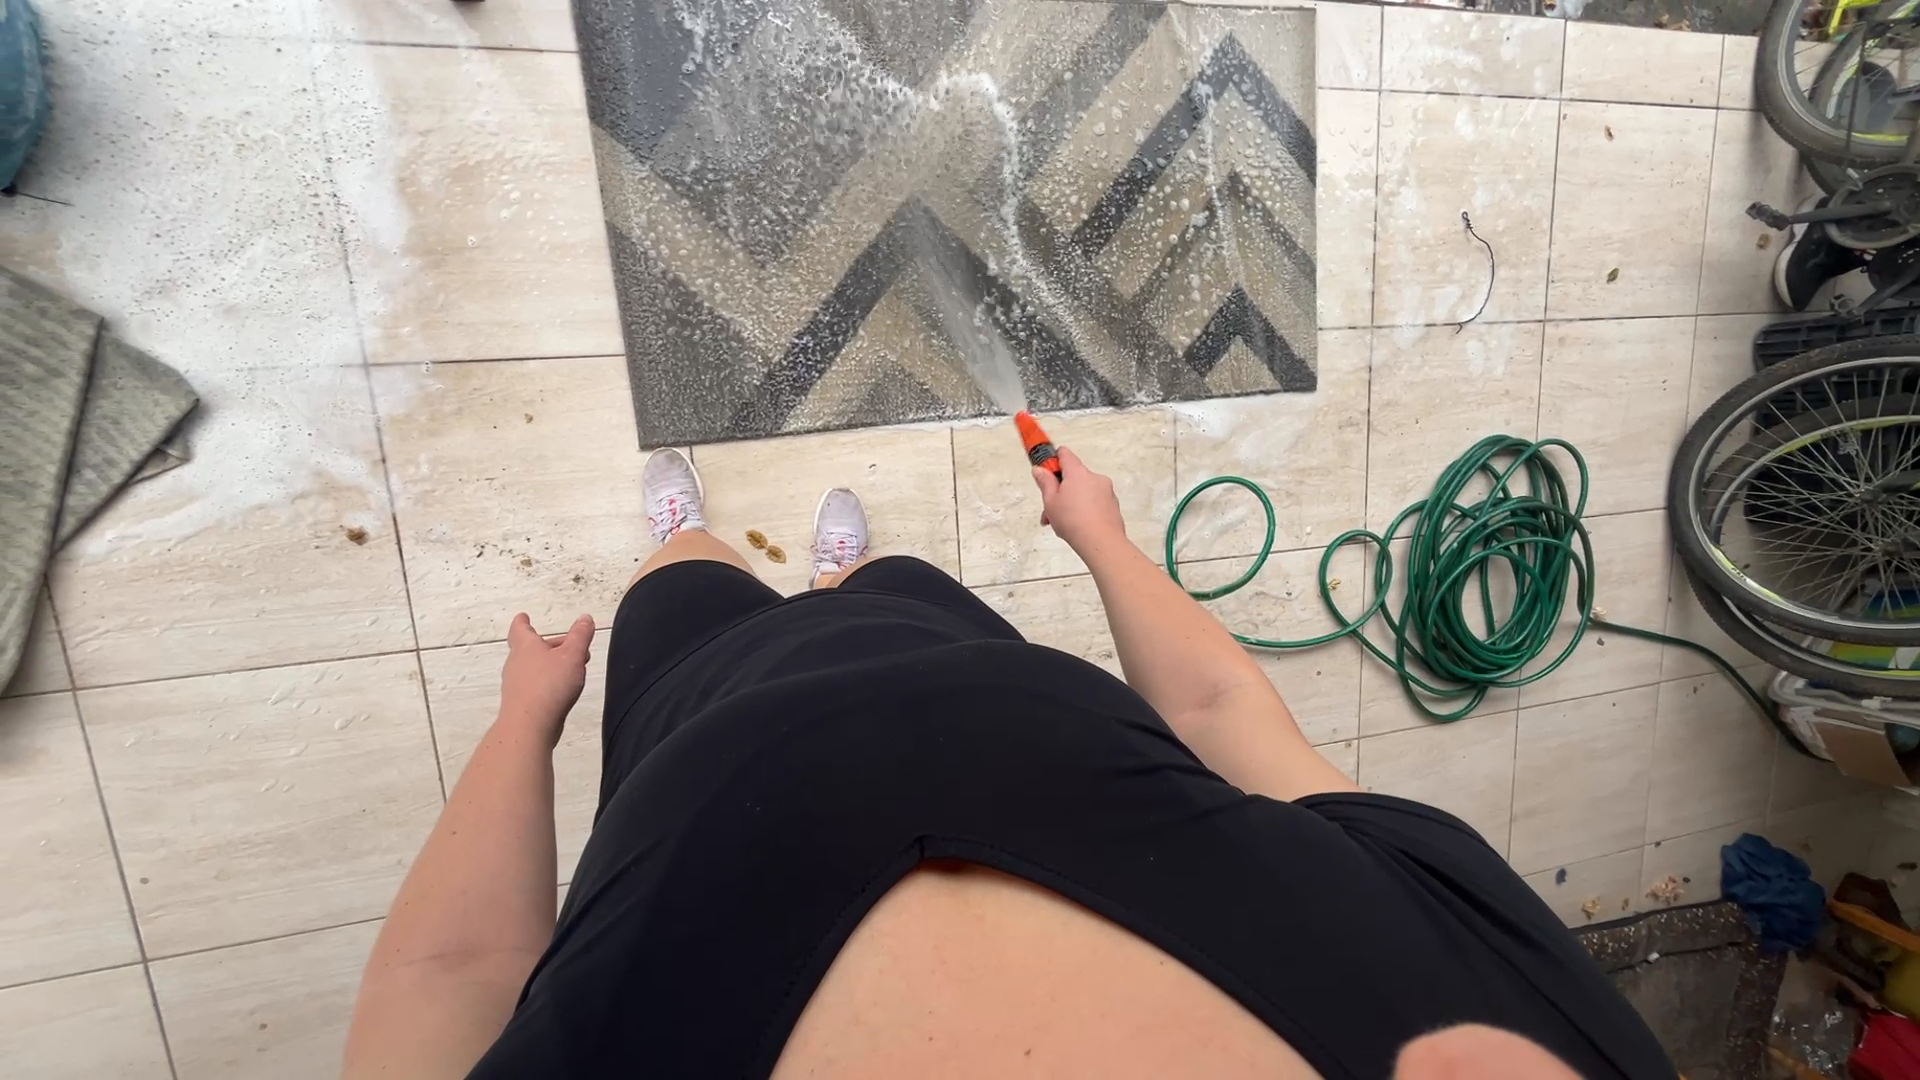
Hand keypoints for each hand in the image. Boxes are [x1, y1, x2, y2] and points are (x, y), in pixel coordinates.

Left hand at [499, 612, 593, 746]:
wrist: (530, 724)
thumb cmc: (550, 684)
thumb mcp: (573, 655)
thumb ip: (580, 636)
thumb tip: (585, 618)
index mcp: (526, 647)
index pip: (521, 629)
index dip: (523, 622)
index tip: (523, 617)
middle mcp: (516, 663)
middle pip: (531, 649)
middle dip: (551, 645)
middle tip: (571, 645)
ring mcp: (516, 684)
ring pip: (534, 667)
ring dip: (551, 663)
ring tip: (573, 667)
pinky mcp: (521, 702)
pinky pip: (535, 684)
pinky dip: (548, 680)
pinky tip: (563, 688)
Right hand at [1031, 446, 1126, 552]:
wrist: (1101, 542)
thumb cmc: (1072, 521)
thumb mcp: (1050, 502)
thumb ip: (1044, 482)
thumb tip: (1039, 469)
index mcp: (1078, 472)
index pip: (1064, 454)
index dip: (1053, 461)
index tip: (1046, 473)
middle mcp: (1095, 477)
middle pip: (1074, 476)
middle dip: (1061, 490)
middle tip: (1050, 509)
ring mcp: (1107, 491)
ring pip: (1084, 492)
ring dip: (1072, 502)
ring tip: (1061, 524)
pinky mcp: (1113, 505)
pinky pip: (1095, 502)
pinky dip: (1085, 510)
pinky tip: (1077, 527)